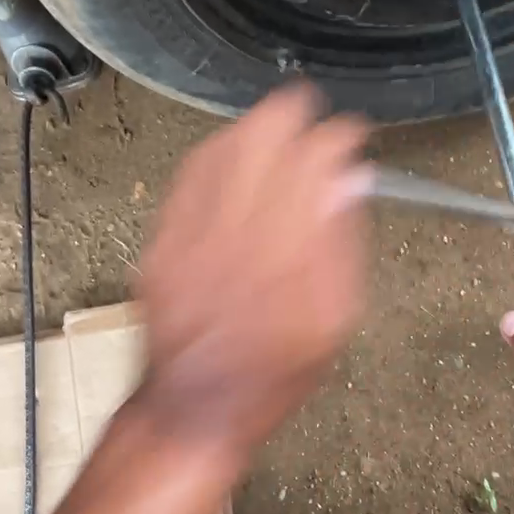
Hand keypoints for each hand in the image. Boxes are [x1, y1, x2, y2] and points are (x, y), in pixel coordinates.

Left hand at [134, 82, 370, 455]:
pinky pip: (186, 180)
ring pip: (221, 152)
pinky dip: (212, 153)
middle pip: (263, 143)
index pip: (316, 165)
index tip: (351, 134)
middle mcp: (239, 236)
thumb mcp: (334, 319)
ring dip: (251, 126)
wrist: (199, 406)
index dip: (337, 138)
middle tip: (308, 106)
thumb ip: (341, 245)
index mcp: (291, 255)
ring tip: (273, 122)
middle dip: (290, 111)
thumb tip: (347, 183)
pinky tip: (228, 150)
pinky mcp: (163, 244)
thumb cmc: (275, 371)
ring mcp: (193, 237)